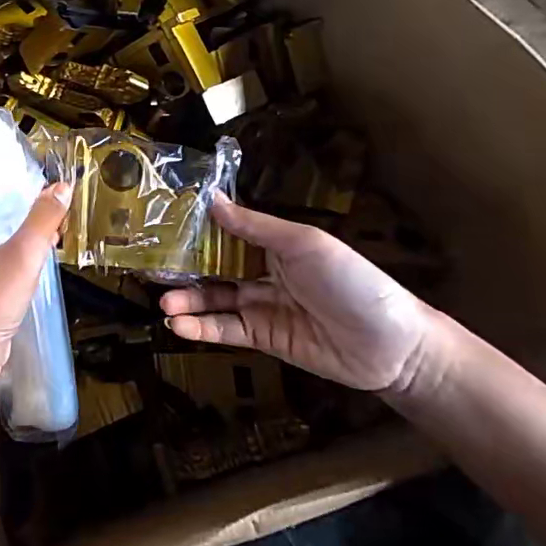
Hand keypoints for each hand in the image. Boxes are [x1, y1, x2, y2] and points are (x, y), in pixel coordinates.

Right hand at [159, 193, 434, 392]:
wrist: (394, 347)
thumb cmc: (353, 282)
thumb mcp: (305, 244)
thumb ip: (255, 226)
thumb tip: (211, 198)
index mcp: (273, 245)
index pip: (226, 234)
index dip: (196, 231)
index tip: (162, 227)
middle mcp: (261, 272)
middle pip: (213, 268)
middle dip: (183, 270)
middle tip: (152, 270)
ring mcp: (260, 307)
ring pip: (213, 301)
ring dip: (187, 301)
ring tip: (164, 304)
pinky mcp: (262, 338)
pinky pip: (225, 331)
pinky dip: (200, 328)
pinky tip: (179, 326)